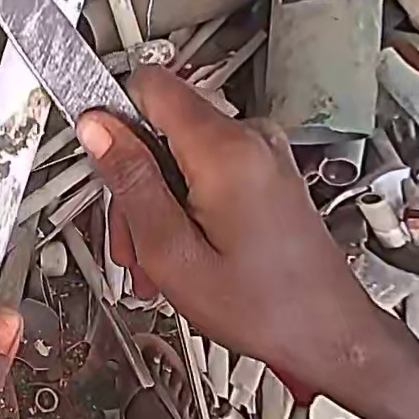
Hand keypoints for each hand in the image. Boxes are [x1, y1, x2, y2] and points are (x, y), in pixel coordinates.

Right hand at [77, 66, 390, 402]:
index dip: (111, 114)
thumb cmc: (262, 305)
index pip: (149, 86)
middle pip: (156, 129)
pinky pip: (199, 169)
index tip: (93, 147)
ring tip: (156, 257)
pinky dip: (178, 205)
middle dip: (130, 182)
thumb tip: (97, 129)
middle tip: (131, 236)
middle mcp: (249, 139)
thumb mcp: (172, 250)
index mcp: (224, 151)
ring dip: (151, 202)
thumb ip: (130, 180)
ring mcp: (260, 153)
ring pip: (173, 154)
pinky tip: (179, 248)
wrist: (326, 333)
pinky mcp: (262, 170)